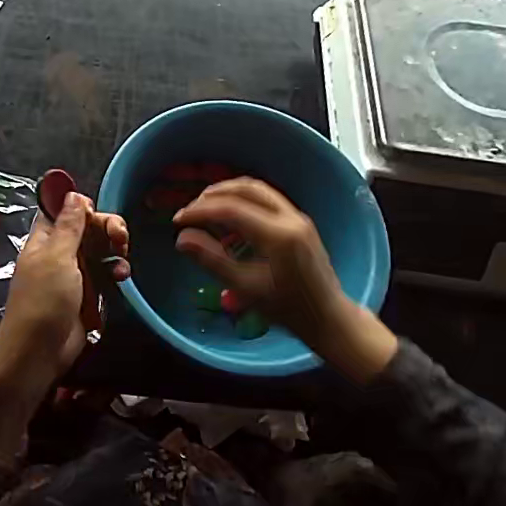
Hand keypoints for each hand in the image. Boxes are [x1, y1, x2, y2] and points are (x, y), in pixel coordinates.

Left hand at [0, 193, 128, 460]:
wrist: (40, 351)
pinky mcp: (87, 295)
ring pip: (100, 250)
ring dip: (115, 251)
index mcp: (44, 239)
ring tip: (123, 260)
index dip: (83, 208)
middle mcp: (59, 253)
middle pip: (88, 228)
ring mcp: (74, 275)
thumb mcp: (57, 257)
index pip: (64, 211)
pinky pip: (105, 274)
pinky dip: (115, 272)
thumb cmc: (44, 301)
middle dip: (107, 228)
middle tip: (122, 238)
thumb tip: (73, 192)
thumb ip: (69, 225)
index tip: (98, 214)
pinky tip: (122, 277)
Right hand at [173, 177, 395, 380]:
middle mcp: (291, 218)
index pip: (231, 209)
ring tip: (204, 208)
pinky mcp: (299, 222)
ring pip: (258, 190)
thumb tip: (181, 238)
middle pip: (246, 189)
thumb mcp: (245, 288)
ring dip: (228, 193)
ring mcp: (297, 217)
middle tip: (190, 211)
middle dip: (213, 196)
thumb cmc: (287, 308)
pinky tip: (228, 217)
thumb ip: (212, 259)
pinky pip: (266, 199)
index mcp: (278, 235)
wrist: (328, 317)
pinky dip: (243, 200)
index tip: (178, 220)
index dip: (200, 211)